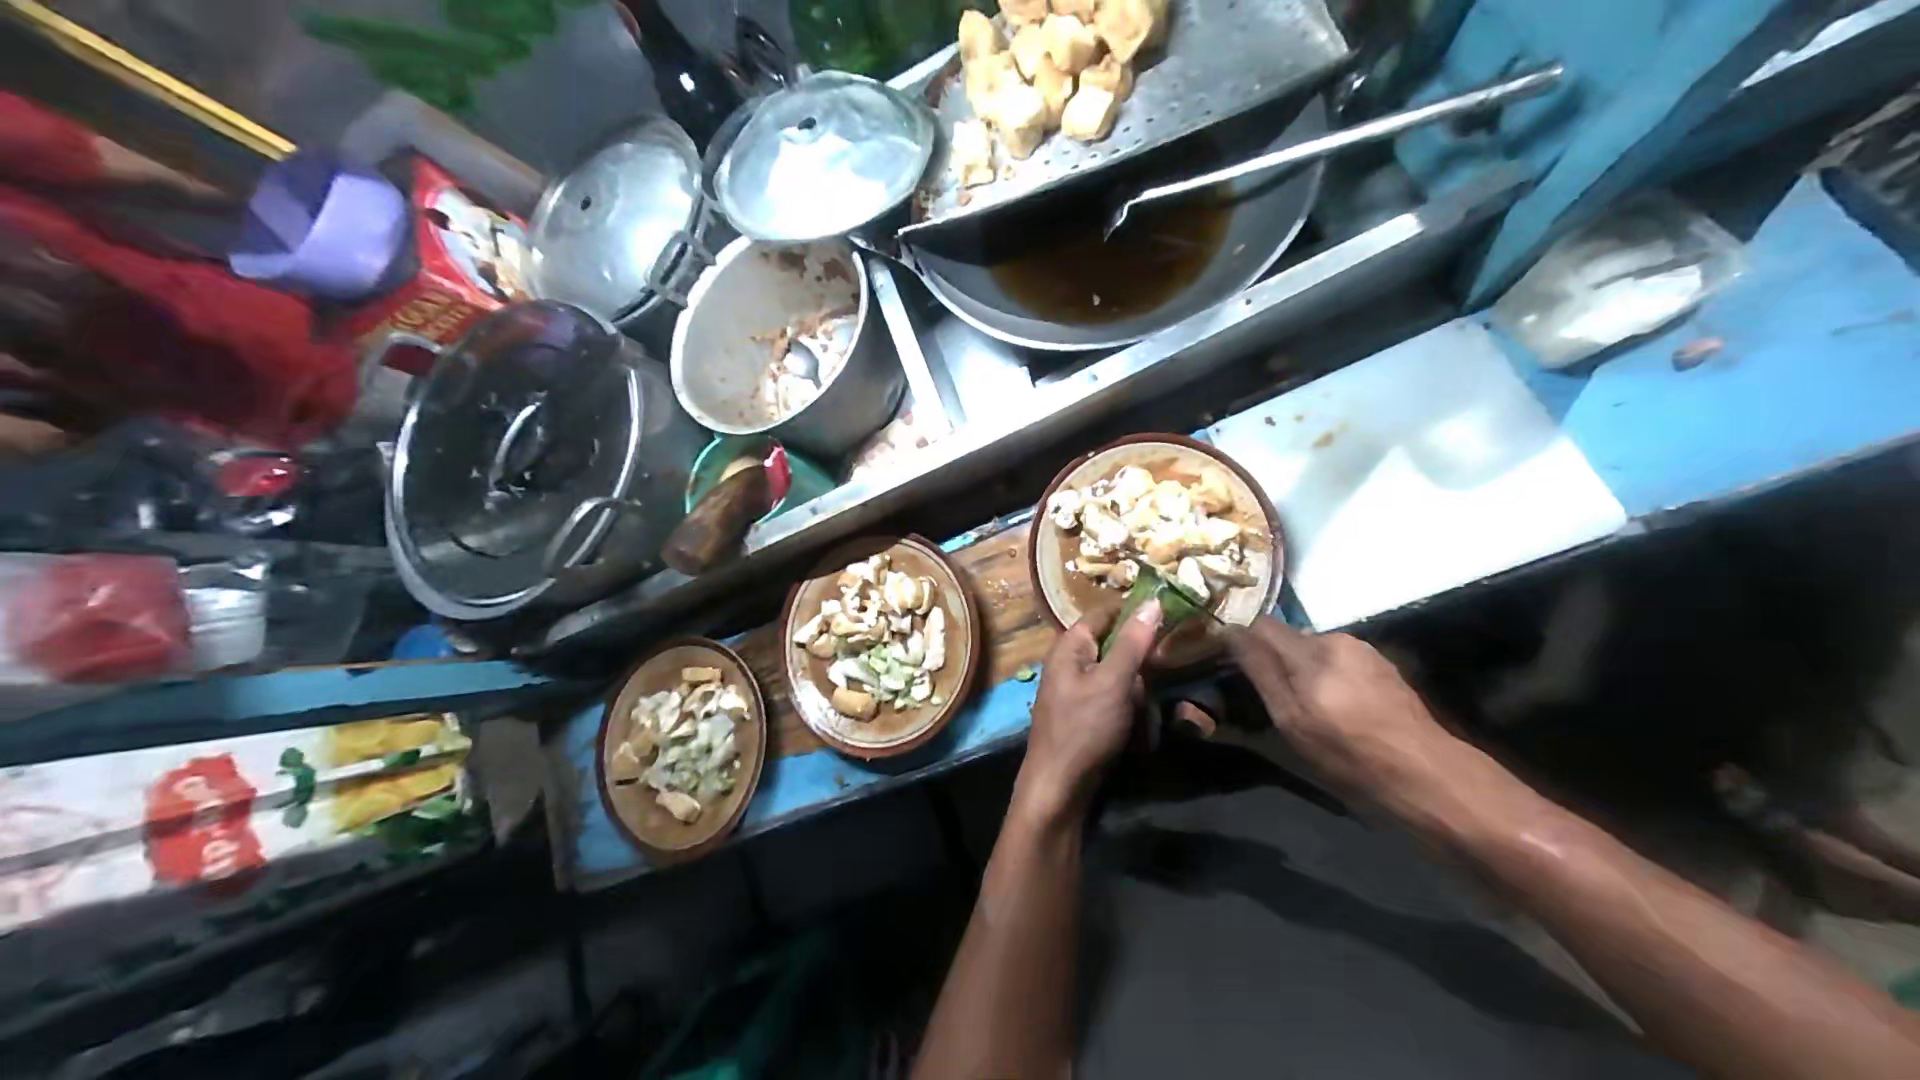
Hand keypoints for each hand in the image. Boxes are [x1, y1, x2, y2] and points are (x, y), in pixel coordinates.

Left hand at [1016, 599, 1162, 820]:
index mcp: (1070, 646)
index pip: (1104, 614)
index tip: (1169, 616)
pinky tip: (1135, 728)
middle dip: (1138, 664)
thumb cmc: (1084, 727)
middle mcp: (1070, 662)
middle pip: (1115, 646)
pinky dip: (1128, 709)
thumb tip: (1153, 601)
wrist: (1060, 784)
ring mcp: (1077, 689)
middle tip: (1154, 679)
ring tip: (1139, 712)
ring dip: (1136, 692)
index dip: (1134, 612)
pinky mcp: (1086, 713)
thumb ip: (1133, 642)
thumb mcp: (1114, 681)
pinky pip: (1114, 699)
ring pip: (1119, 676)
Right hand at [1226, 617, 1466, 807]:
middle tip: (1273, 698)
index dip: (1240, 641)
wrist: (1426, 774)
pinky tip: (1340, 707)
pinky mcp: (1382, 663)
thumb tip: (1229, 633)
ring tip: (1310, 707)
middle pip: (1286, 637)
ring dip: (1302, 668)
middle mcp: (1335, 641)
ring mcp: (1363, 650)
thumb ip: (1259, 672)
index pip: (1258, 625)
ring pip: (1312, 649)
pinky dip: (1328, 675)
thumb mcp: (1290, 724)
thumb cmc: (1348, 756)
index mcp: (1310, 653)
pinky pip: (1338, 658)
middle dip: (1273, 659)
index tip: (1230, 666)